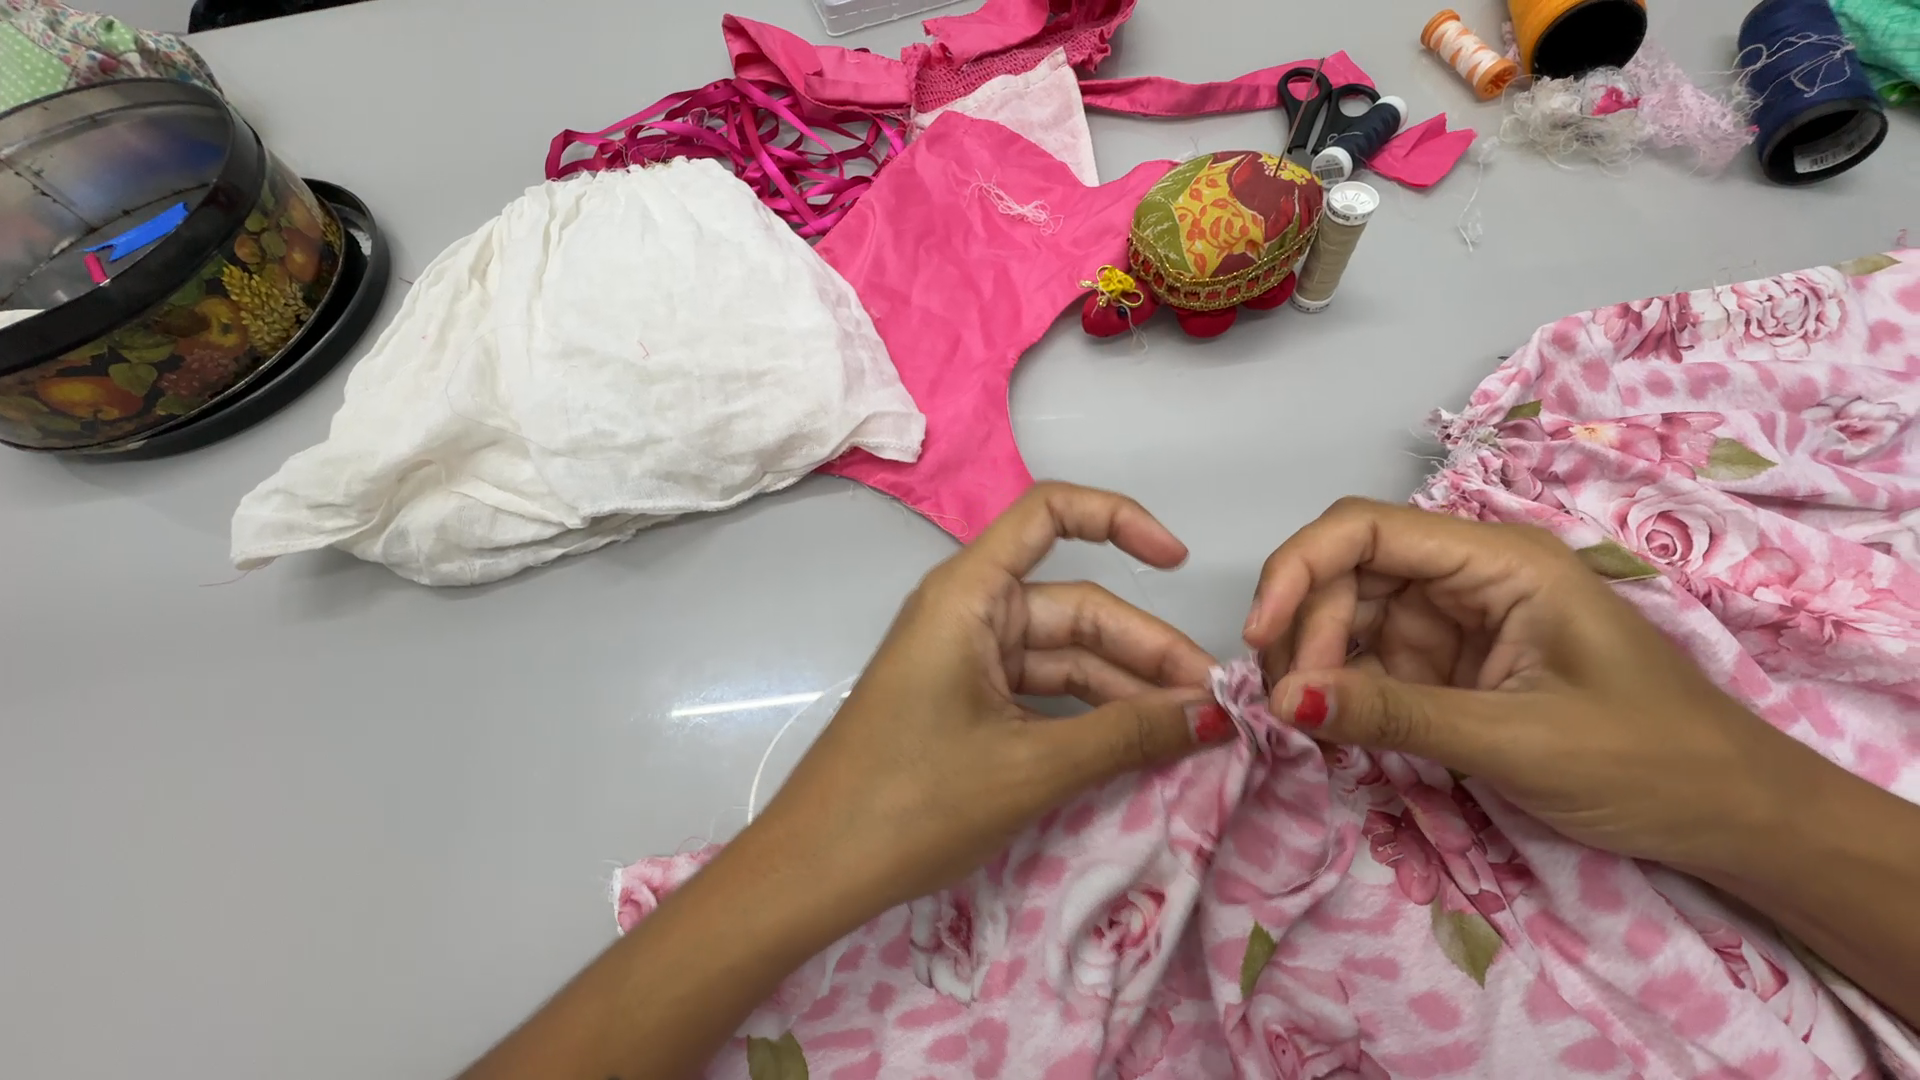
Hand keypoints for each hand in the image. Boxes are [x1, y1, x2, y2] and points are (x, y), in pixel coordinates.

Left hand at [755, 483, 1226, 912]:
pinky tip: (1141, 744)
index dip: (1119, 521)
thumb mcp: (1032, 766)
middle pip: (1076, 607)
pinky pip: (1042, 691)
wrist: (816, 870)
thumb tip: (1218, 715)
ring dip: (1126, 690)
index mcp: (969, 594)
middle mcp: (969, 612)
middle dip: (1147, 651)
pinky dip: (1090, 714)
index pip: (1049, 514)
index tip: (1178, 564)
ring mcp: (966, 659)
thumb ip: (1129, 735)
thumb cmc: (914, 801)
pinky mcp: (966, 702)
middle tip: (1218, 704)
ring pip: (1065, 655)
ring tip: (1195, 731)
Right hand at [1241, 497, 1826, 873]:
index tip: (1260, 639)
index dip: (1296, 570)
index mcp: (1497, 561)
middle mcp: (1463, 577)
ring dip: (1312, 663)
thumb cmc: (1651, 763)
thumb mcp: (1516, 740)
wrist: (1737, 822)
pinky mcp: (1440, 664)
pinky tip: (1329, 728)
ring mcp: (1448, 621)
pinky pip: (1363, 662)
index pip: (1364, 530)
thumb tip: (1282, 700)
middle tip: (1293, 705)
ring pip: (1343, 618)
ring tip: (1304, 723)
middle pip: (1344, 574)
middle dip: (1306, 631)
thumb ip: (1393, 715)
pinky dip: (1335, 692)